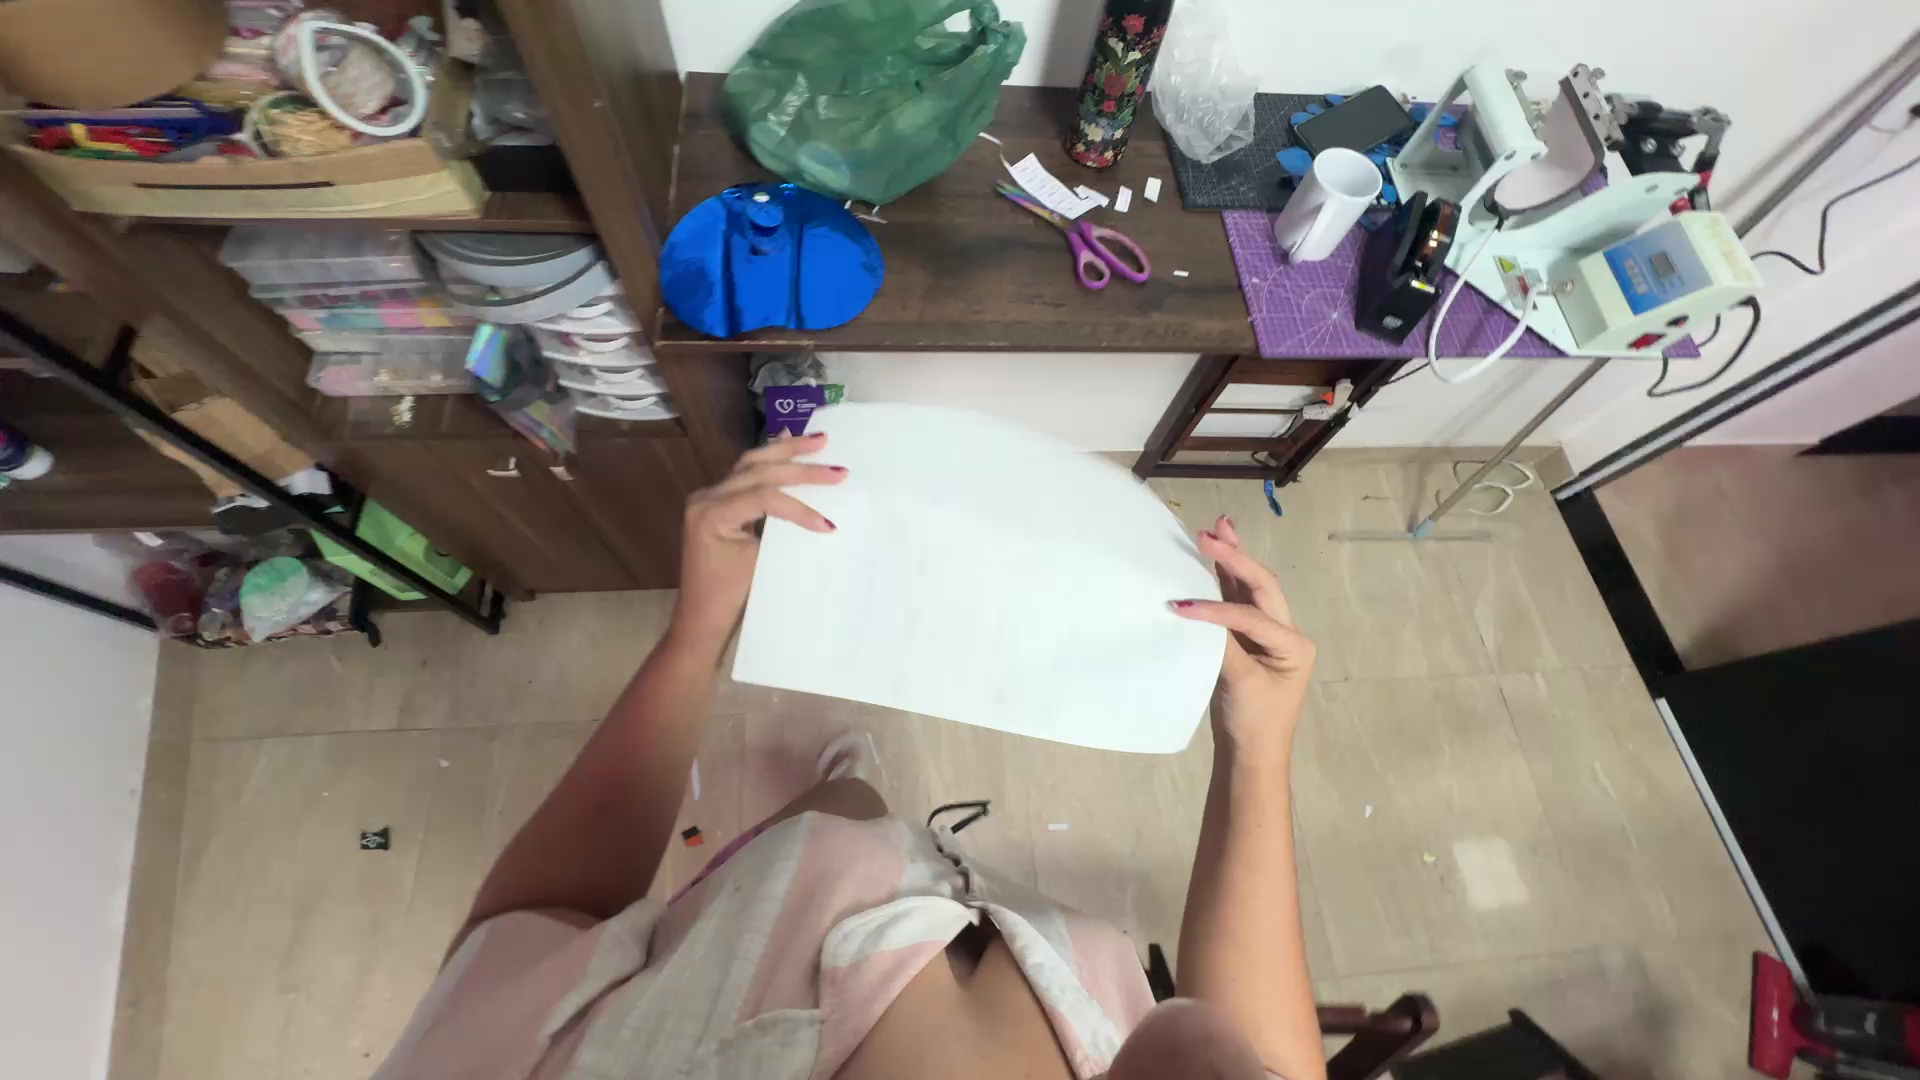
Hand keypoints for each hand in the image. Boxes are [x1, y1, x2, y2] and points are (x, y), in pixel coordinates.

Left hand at [670, 433, 844, 647]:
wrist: (701, 617)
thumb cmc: (728, 596)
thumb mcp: (758, 563)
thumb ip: (781, 531)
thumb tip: (818, 514)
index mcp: (711, 512)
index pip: (764, 496)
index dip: (799, 507)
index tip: (828, 525)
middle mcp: (706, 497)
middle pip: (758, 470)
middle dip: (799, 465)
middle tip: (835, 463)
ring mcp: (710, 498)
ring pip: (751, 464)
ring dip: (786, 453)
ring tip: (817, 441)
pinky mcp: (718, 503)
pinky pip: (745, 475)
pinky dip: (769, 461)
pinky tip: (787, 443)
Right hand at [1170, 515, 1315, 759]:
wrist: (1252, 754)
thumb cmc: (1254, 722)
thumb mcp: (1241, 683)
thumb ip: (1222, 644)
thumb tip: (1194, 611)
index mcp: (1294, 644)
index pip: (1251, 615)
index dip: (1216, 609)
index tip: (1180, 607)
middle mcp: (1285, 632)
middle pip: (1260, 586)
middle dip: (1237, 556)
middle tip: (1212, 530)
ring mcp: (1266, 635)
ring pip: (1249, 589)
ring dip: (1232, 560)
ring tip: (1217, 528)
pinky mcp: (1246, 640)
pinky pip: (1235, 603)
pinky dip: (1221, 581)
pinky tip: (1210, 561)